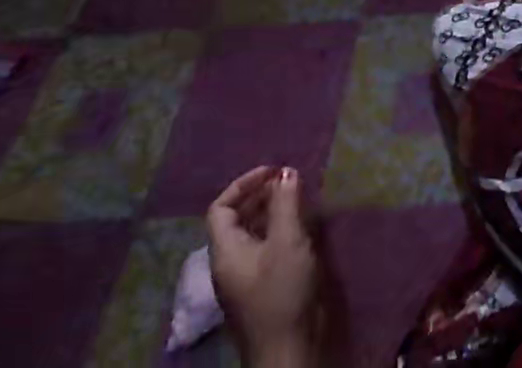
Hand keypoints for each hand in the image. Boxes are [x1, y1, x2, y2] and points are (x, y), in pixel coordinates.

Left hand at [207, 167, 324, 367]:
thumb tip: (286, 171)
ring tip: (298, 199)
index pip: (221, 207)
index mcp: (225, 251)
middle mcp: (229, 262)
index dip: (244, 184)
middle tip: (289, 181)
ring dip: (271, 212)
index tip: (273, 172)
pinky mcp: (262, 290)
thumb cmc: (282, 293)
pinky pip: (265, 249)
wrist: (288, 354)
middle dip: (260, 195)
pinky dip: (279, 232)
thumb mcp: (287, 241)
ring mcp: (245, 279)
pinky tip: (301, 229)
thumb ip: (285, 203)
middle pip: (236, 219)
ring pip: (252, 234)